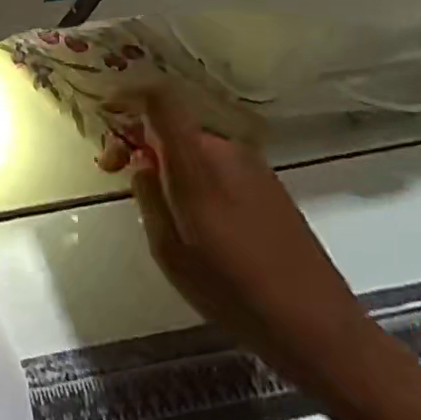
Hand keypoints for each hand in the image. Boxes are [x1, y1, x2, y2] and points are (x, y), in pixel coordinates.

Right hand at [99, 86, 376, 382]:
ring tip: (150, 197)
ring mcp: (253, 167)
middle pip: (173, 120)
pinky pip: (216, 160)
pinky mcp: (268, 184)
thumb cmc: (230, 289)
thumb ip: (148, 194)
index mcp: (198, 163)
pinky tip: (186, 208)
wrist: (315, 325)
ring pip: (193, 141)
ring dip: (163, 155)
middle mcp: (227, 152)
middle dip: (137, 137)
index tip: (105, 114)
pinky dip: (189, 168)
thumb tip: (141, 162)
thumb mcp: (167, 246)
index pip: (162, 100)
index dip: (129, 95)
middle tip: (115, 172)